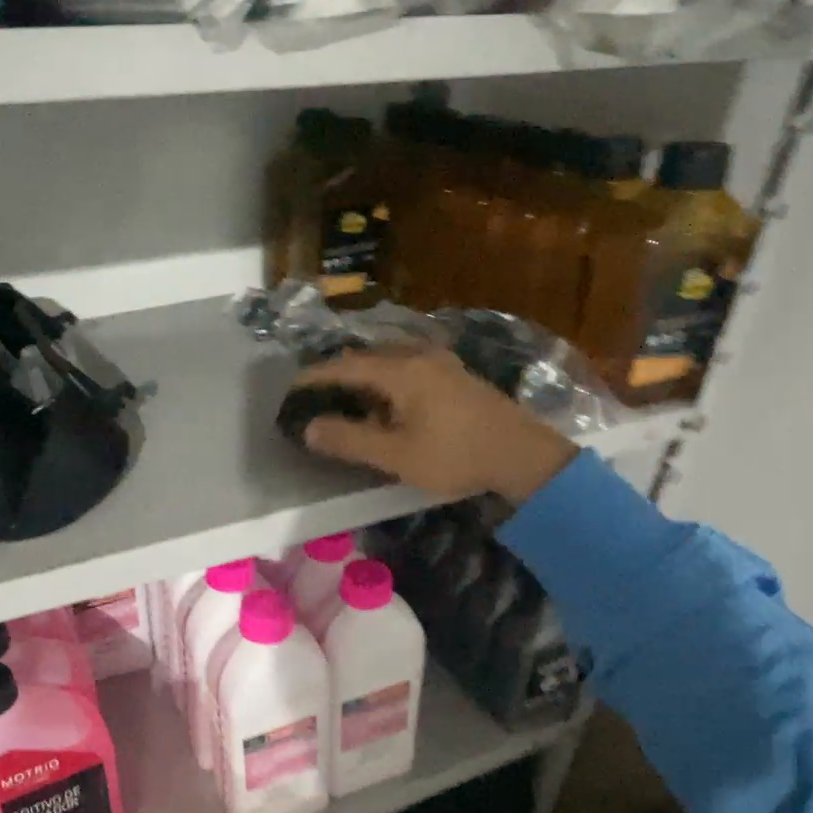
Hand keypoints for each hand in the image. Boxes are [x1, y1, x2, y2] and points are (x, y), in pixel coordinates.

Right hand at [294, 345, 578, 503]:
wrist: (522, 455)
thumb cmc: (455, 455)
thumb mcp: (396, 455)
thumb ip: (349, 440)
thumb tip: (309, 428)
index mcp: (400, 371)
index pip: (344, 366)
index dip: (314, 378)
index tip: (290, 390)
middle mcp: (419, 356)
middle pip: (366, 358)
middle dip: (337, 374)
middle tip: (314, 394)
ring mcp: (441, 363)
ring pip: (389, 361)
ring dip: (363, 376)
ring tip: (345, 398)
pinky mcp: (456, 375)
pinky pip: (408, 367)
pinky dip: (386, 380)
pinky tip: (387, 402)